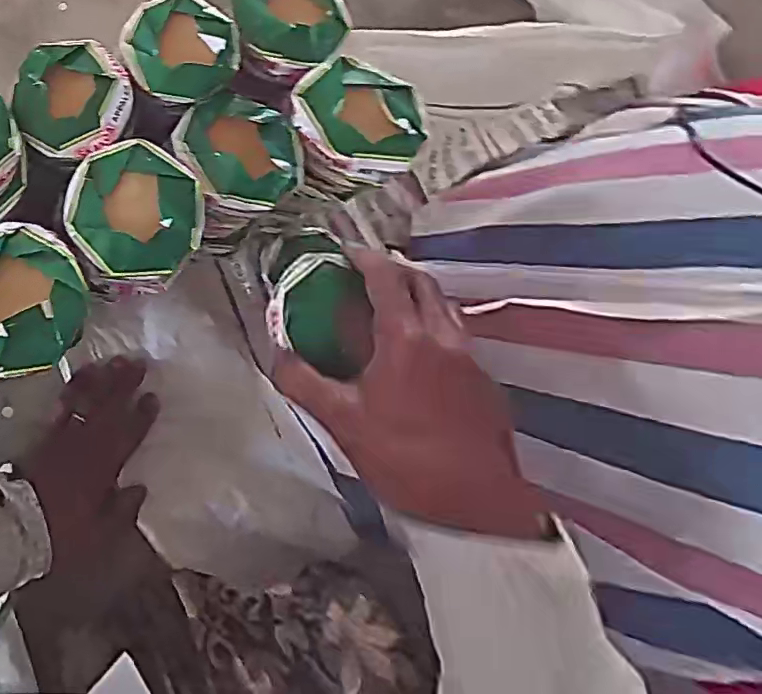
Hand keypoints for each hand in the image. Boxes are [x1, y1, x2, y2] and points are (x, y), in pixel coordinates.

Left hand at [19, 356, 160, 611]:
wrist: (19, 527)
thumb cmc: (63, 532)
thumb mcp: (100, 531)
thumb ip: (122, 508)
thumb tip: (140, 487)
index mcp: (104, 467)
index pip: (128, 434)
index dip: (142, 415)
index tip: (153, 396)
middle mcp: (87, 445)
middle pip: (109, 408)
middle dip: (125, 384)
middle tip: (138, 362)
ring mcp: (66, 437)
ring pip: (87, 401)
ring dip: (101, 379)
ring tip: (113, 361)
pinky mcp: (48, 436)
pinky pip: (63, 406)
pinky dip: (72, 389)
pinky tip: (80, 375)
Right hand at [273, 248, 552, 539]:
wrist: (478, 508)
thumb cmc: (405, 459)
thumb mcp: (343, 421)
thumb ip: (303, 382)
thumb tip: (276, 354)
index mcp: (406, 338)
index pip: (386, 279)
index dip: (364, 259)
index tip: (345, 254)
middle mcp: (443, 337)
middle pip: (421, 282)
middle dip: (392, 269)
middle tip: (366, 274)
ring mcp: (471, 358)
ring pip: (443, 306)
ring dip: (416, 294)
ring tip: (390, 307)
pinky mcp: (485, 382)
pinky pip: (457, 333)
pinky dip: (433, 323)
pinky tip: (418, 352)